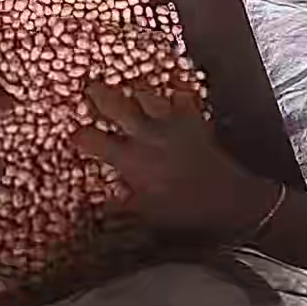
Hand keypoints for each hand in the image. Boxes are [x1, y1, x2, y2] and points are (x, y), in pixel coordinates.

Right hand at [73, 82, 280, 243]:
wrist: (231, 200)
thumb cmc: (186, 214)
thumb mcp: (148, 218)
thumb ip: (121, 210)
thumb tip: (100, 207)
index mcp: (131, 161)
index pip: (94, 140)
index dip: (81, 136)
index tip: (75, 135)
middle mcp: (147, 136)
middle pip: (116, 105)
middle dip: (99, 94)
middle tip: (90, 87)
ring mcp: (173, 124)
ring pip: (148, 95)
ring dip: (136, 90)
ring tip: (128, 87)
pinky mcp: (195, 122)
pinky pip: (182, 98)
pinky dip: (175, 92)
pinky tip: (172, 90)